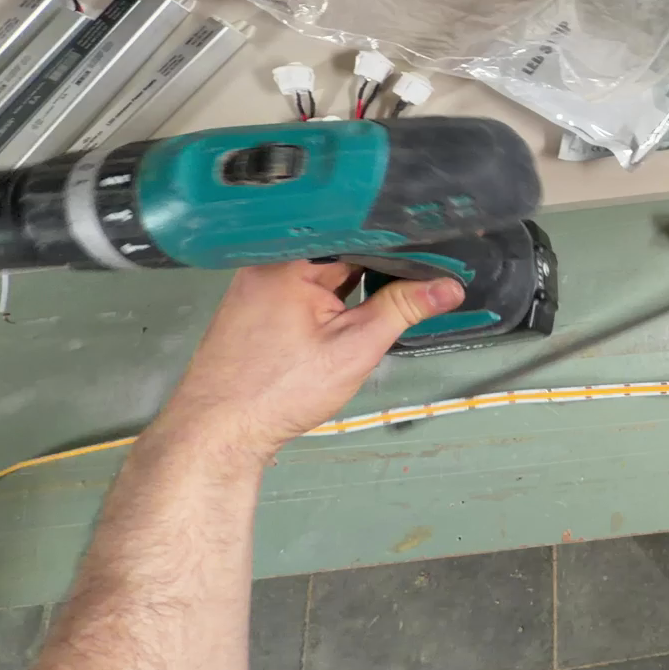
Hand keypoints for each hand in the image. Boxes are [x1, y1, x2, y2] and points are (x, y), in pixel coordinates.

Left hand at [148, 261, 464, 466]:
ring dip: (365, 278)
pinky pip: (314, 287)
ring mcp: (263, 287)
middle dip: (387, 259)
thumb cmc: (283, 388)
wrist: (216, 436)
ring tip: (412, 281)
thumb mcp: (357, 345)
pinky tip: (369, 304)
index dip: (400, 237)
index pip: (356, 233)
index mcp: (288, 262)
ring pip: (330, 270)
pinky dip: (343, 294)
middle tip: (437, 264)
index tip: (439, 241)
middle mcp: (270, 265)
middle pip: (344, 249)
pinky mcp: (263, 309)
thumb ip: (405, 307)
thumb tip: (452, 286)